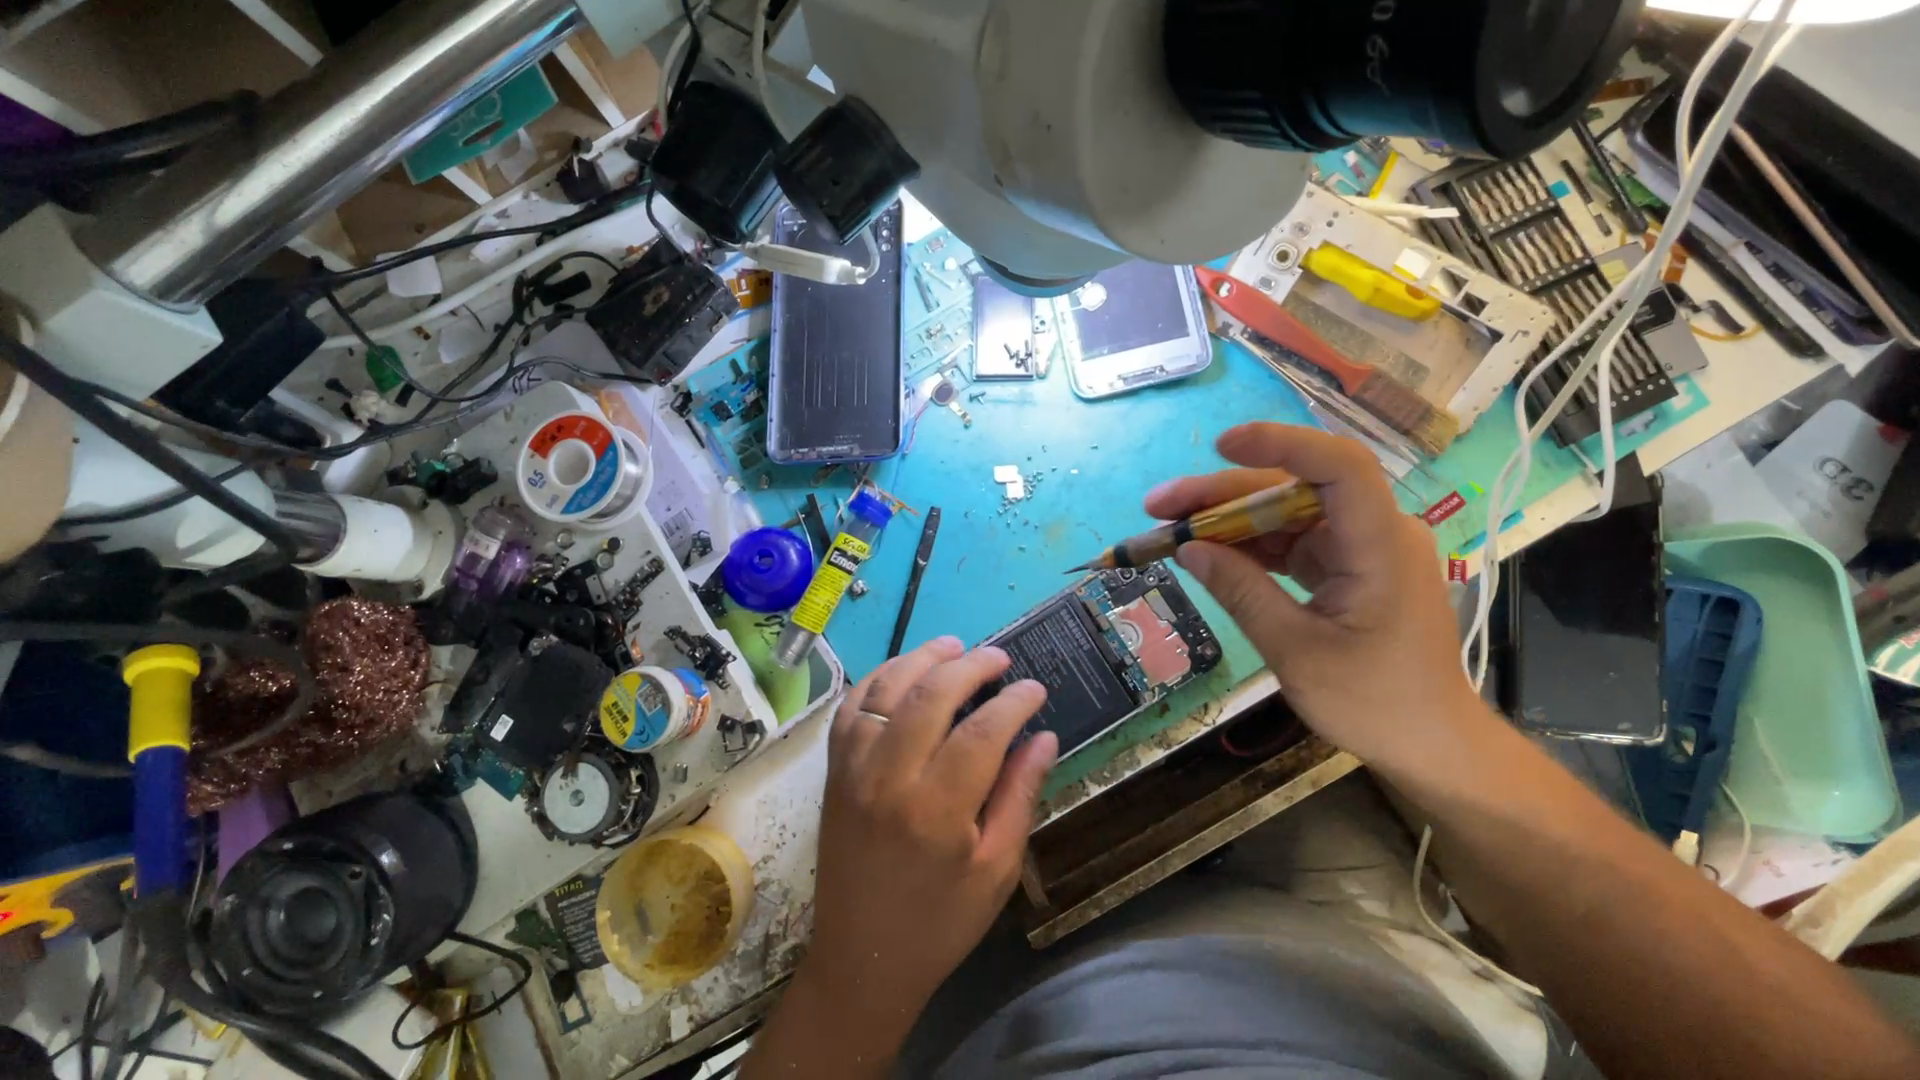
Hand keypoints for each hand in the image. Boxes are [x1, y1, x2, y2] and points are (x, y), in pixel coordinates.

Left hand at [807, 637, 1058, 1012]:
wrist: (862, 958)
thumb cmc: (941, 921)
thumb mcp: (997, 869)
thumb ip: (1020, 796)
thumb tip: (1043, 737)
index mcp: (938, 809)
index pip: (983, 730)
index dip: (1015, 701)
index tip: (1035, 688)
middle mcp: (889, 777)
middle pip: (931, 694)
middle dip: (971, 665)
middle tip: (1000, 657)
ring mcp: (854, 770)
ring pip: (885, 689)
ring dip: (921, 659)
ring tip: (954, 646)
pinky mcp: (834, 773)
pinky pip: (851, 708)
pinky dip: (876, 680)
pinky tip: (901, 672)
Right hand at [1145, 424, 1484, 769]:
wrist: (1430, 743)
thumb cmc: (1374, 703)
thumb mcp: (1296, 651)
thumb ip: (1242, 592)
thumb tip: (1187, 549)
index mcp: (1380, 546)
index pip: (1339, 468)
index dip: (1281, 444)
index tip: (1221, 446)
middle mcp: (1376, 533)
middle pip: (1295, 489)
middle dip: (1224, 494)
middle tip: (1158, 507)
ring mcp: (1362, 549)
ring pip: (1287, 514)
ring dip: (1228, 520)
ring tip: (1167, 528)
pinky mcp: (1349, 567)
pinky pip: (1293, 542)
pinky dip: (1250, 546)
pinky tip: (1206, 551)